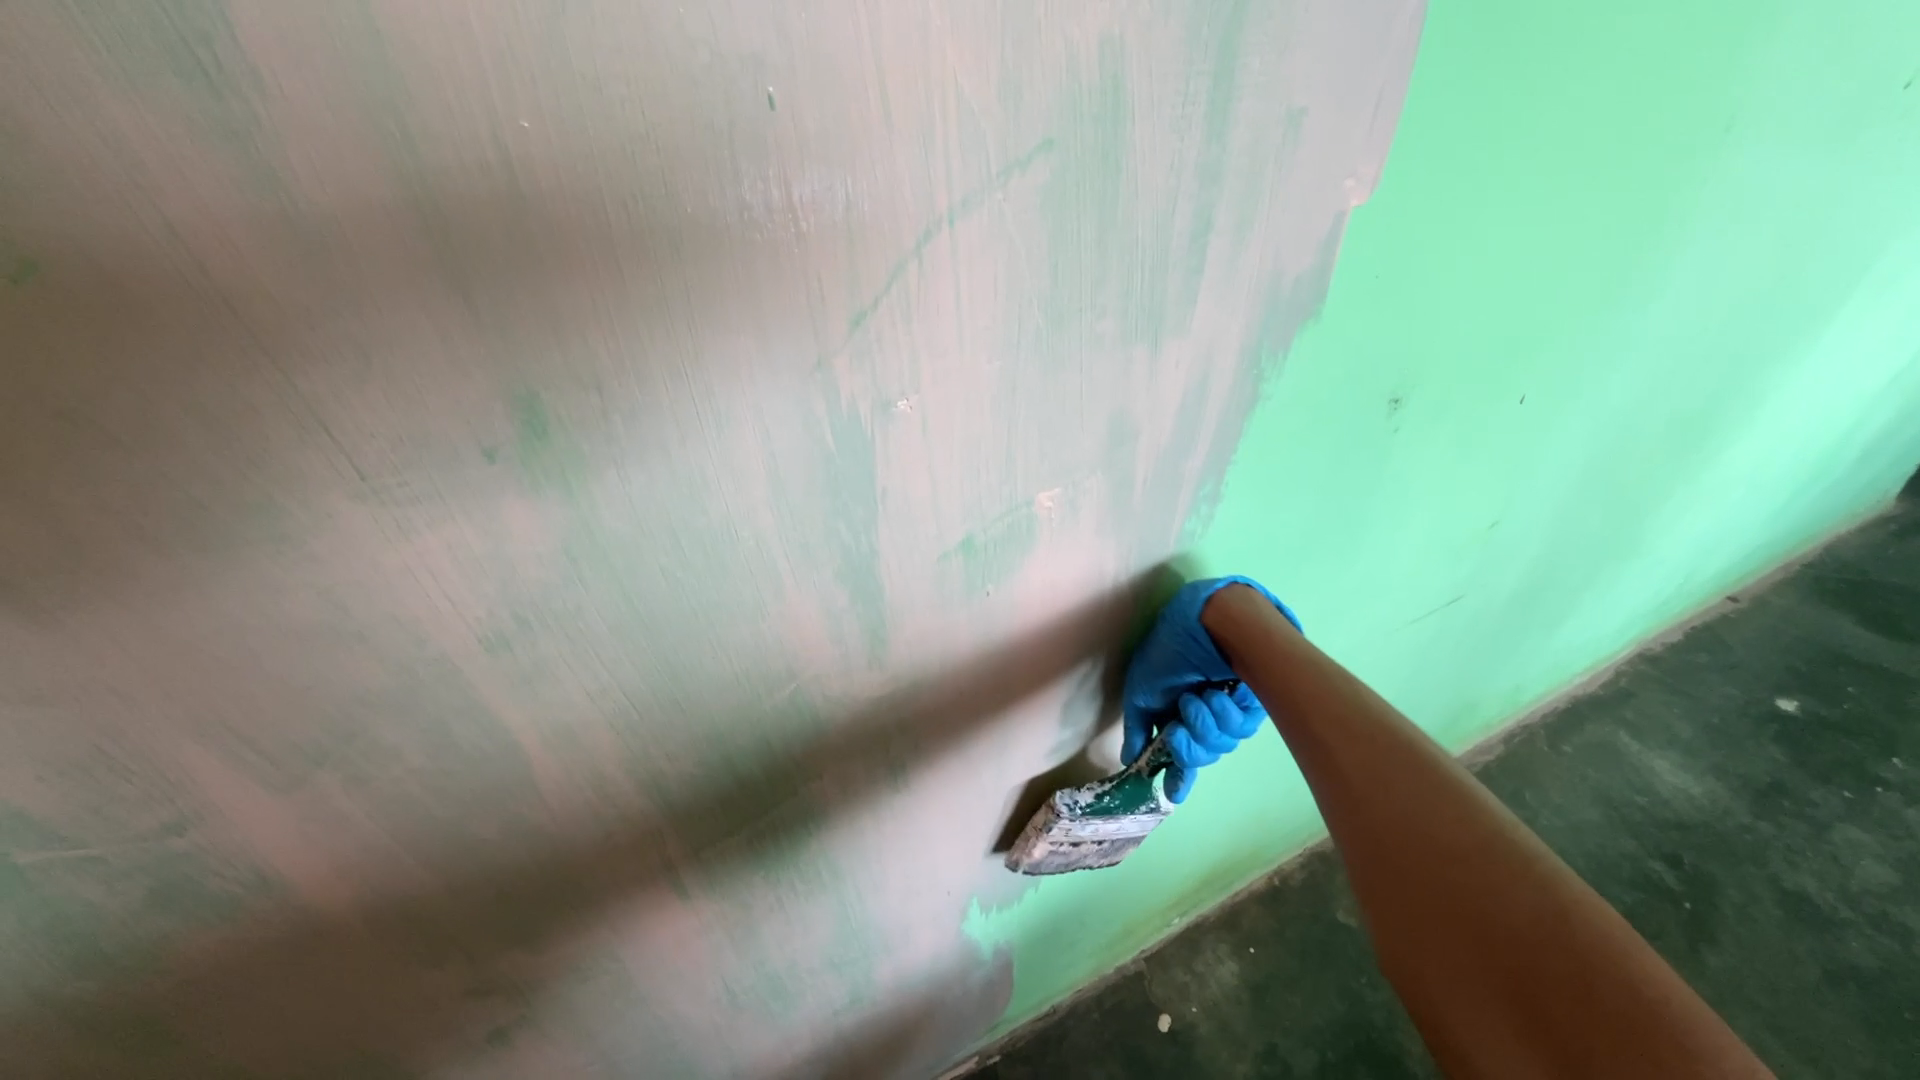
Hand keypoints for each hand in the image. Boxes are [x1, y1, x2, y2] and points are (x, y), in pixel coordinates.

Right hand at [1121, 576, 1300, 802]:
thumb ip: (1138, 728)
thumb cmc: (1168, 650)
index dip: (1176, 774)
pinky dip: (1225, 713)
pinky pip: (1239, 730)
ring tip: (1198, 696)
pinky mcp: (1251, 706)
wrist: (1206, 623)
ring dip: (1204, 723)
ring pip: (1219, 746)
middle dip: (1187, 747)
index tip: (1174, 793)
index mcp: (1173, 711)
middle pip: (1198, 755)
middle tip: (1178, 729)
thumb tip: (1131, 759)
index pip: (1177, 751)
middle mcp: (1201, 714)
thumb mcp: (1141, 690)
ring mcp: (1226, 711)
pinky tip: (1219, 693)